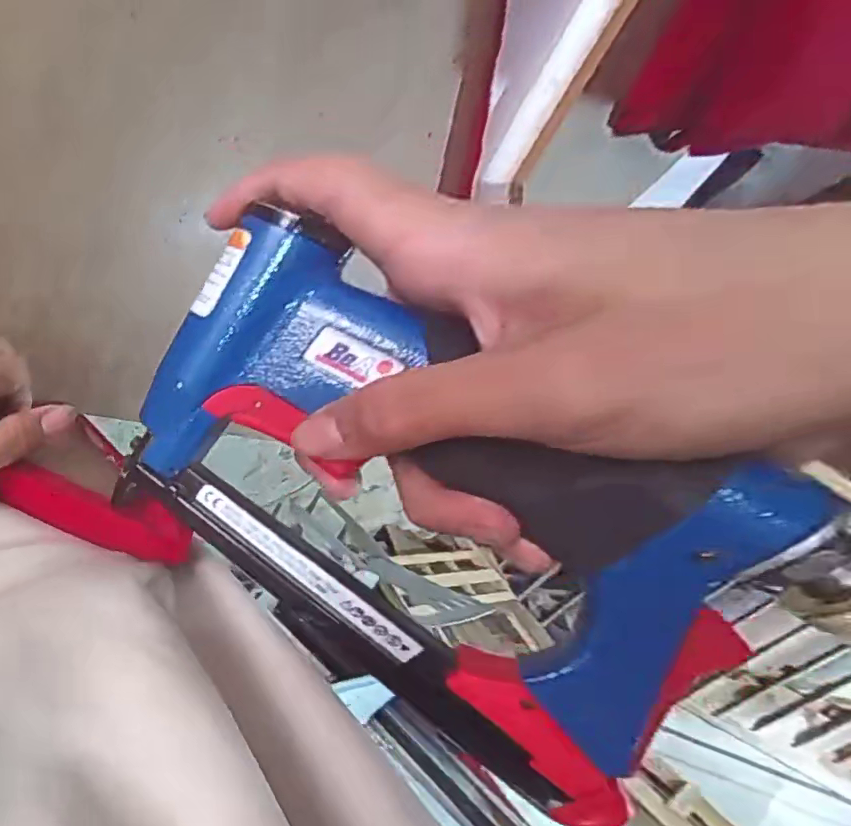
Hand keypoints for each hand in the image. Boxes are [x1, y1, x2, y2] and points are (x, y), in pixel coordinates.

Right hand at [207, 157, 850, 569]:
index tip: (216, 229)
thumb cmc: (716, 336)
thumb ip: (411, 411)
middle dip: (348, 426)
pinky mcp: (524, 377)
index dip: (266, 197)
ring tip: (498, 524)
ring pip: (406, 410)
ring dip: (434, 480)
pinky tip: (525, 524)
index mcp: (450, 254)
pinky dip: (480, 484)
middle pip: (350, 350)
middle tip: (344, 476)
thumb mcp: (542, 388)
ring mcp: (487, 338)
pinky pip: (460, 433)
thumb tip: (308, 437)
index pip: (335, 193)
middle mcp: (454, 292)